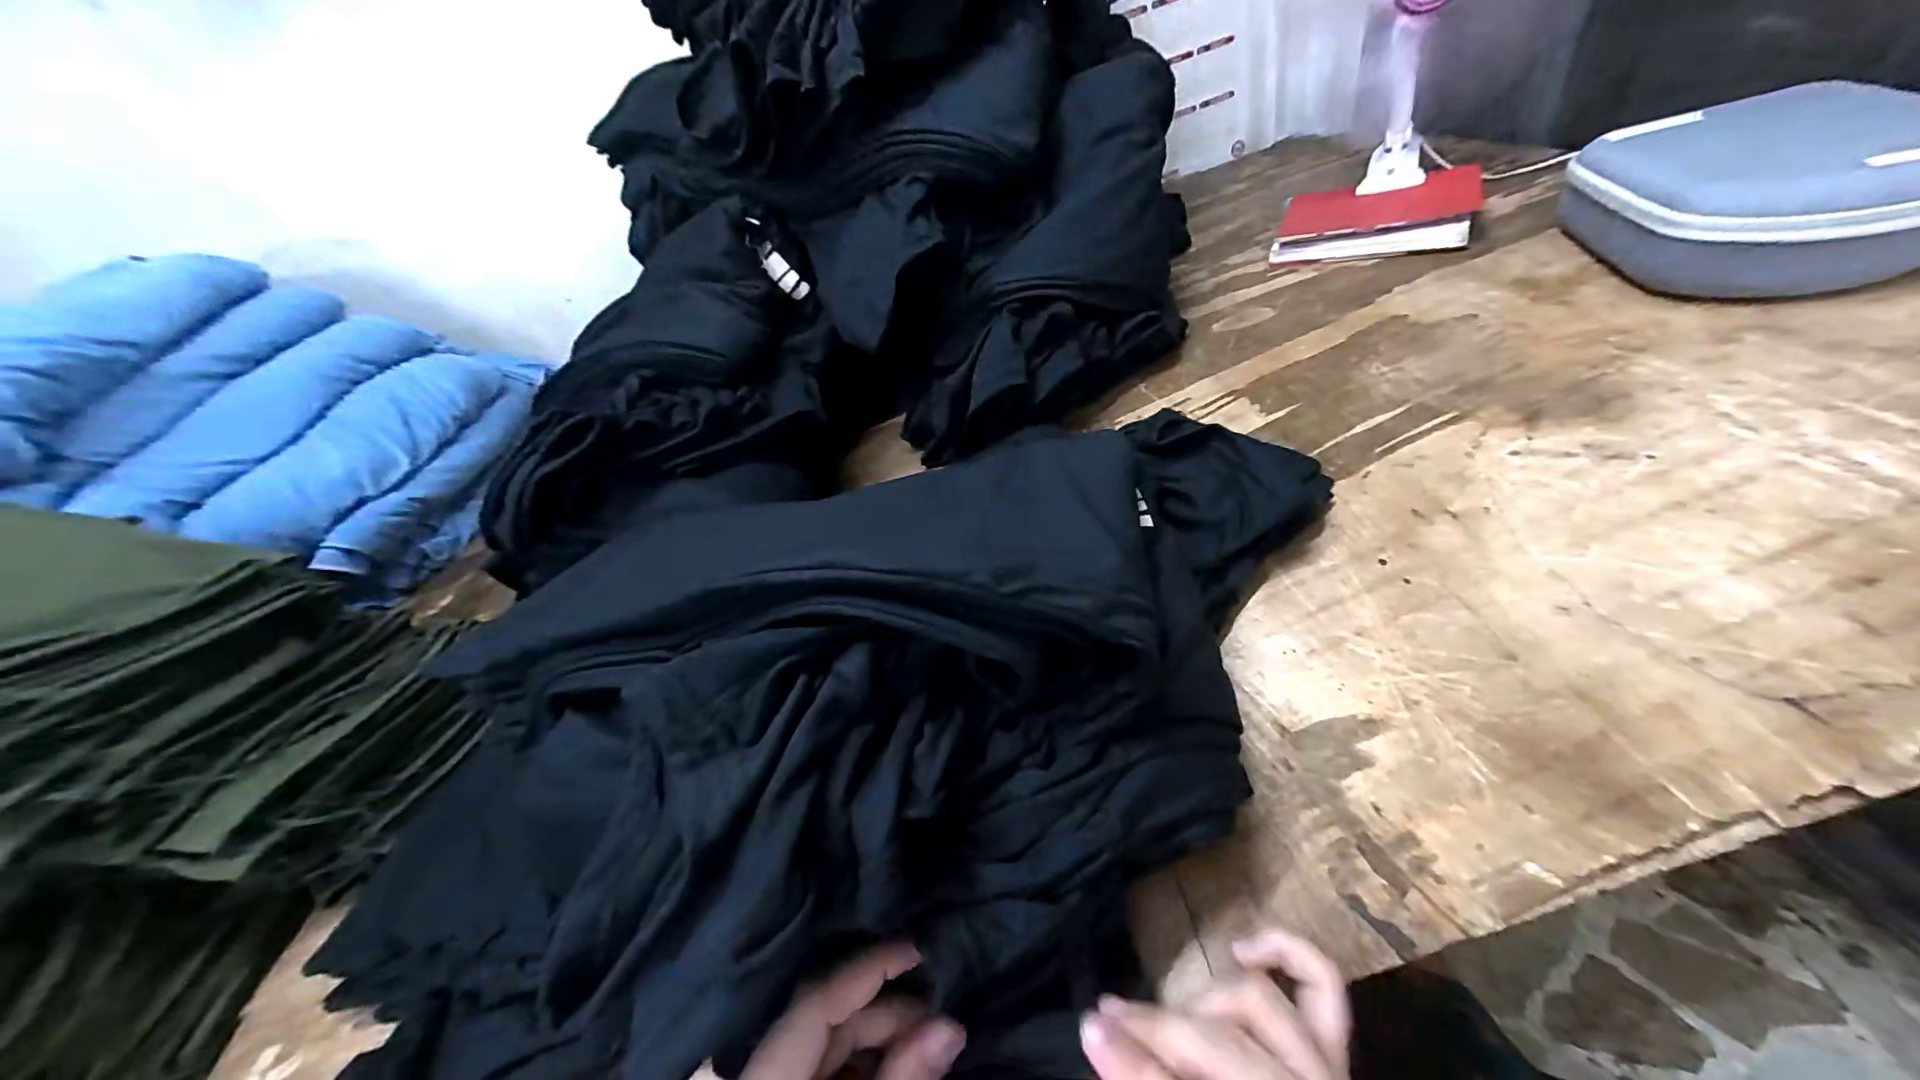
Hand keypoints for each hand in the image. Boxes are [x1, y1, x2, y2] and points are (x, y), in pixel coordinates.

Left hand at [742, 942, 967, 1079]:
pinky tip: (893, 1064)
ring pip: (824, 1041)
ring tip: (926, 1039)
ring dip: (877, 1037)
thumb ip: (902, 1077)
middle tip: (941, 1015)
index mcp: (765, 1067)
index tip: (918, 944)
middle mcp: (757, 1063)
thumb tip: (952, 1026)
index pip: (818, 995)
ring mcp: (764, 1074)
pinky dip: (857, 1061)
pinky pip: (818, 1063)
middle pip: (825, 1017)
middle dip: (886, 1011)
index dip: (870, 965)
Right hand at [1080, 931, 1350, 1079]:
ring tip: (1176, 1016)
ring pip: (1257, 1000)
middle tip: (1109, 1018)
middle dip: (1155, 1025)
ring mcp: (1326, 1072)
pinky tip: (1241, 952)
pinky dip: (1285, 954)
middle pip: (1216, 1040)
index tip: (1089, 1026)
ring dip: (1207, 1001)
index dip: (1128, 1055)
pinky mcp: (1338, 1059)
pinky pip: (1324, 986)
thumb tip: (1094, 1030)